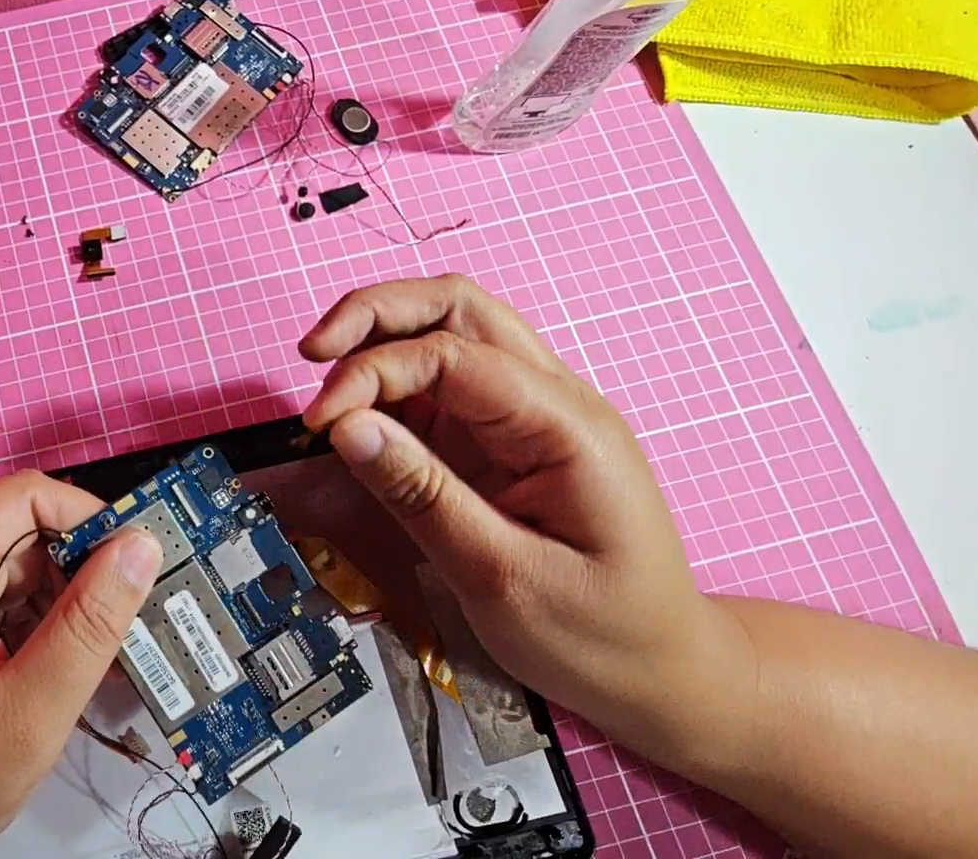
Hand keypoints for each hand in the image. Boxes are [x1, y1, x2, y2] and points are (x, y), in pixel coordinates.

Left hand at [0, 472, 162, 858]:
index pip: (25, 496)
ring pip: (14, 555)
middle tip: (115, 628)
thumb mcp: (27, 715)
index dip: (87, 520)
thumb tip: (139, 550)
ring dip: (57, 599)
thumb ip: (88, 627)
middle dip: (76, 570)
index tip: (133, 567)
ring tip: (83, 659)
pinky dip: (31, 614)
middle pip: (21, 524)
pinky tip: (48, 662)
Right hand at [298, 275, 748, 756]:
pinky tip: (355, 410)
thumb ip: (423, 495)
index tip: (321, 422)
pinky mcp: (497, 433)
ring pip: (445, 328)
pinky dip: (387, 382)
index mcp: (567, 426)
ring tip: (325, 376)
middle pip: (455, 307)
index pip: (452, 356)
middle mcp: (549, 399)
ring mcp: (523, 411)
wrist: (663, 670)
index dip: (373, 373)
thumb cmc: (601, 635)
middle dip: (374, 314)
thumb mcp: (504, 578)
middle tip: (314, 351)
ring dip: (378, 338)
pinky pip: (436, 380)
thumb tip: (346, 427)